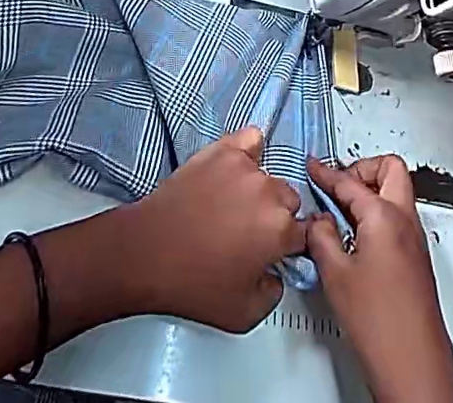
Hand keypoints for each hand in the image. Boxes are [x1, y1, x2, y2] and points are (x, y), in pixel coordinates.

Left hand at [105, 127, 307, 331]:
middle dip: (276, 216)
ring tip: (232, 204)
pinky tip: (238, 165)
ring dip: (259, 190)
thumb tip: (276, 273)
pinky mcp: (220, 151)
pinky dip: (249, 149)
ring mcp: (244, 167)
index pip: (304, 234)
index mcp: (280, 230)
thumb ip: (274, 292)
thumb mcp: (246, 313)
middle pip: (288, 201)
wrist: (149, 250)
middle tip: (248, 230)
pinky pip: (249, 138)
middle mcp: (268, 193)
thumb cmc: (195, 283)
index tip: (274, 251)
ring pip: (268, 177)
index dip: (290, 246)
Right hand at [308, 155, 452, 402]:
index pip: (349, 180)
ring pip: (395, 193)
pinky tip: (352, 235)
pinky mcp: (415, 260)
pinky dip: (374, 214)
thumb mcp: (333, 272)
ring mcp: (414, 241)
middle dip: (360, 168)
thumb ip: (320, 235)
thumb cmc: (380, 325)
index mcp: (385, 217)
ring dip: (369, 191)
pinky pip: (396, 218)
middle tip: (336, 181)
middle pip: (389, 169)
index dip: (325, 172)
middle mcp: (406, 223)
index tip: (314, 167)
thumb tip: (318, 221)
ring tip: (339, 208)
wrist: (413, 367)